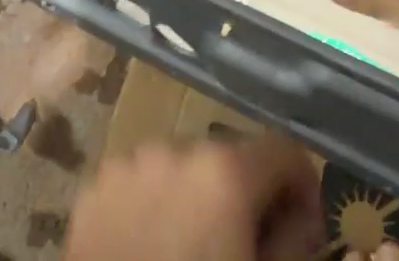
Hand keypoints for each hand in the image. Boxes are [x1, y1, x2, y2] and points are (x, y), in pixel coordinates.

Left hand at [65, 133, 322, 260]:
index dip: (303, 191)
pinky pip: (143, 181)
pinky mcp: (96, 186)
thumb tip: (297, 219)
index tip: (302, 231)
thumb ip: (296, 241)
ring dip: (200, 197)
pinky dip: (157, 204)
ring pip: (185, 167)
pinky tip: (154, 248)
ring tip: (193, 249)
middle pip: (233, 159)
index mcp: (225, 170)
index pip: (286, 152)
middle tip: (245, 246)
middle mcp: (176, 149)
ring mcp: (130, 164)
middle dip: (248, 196)